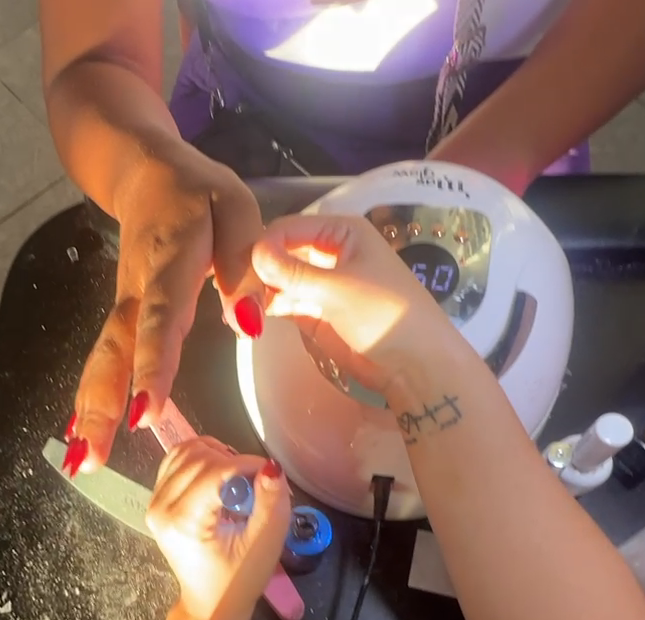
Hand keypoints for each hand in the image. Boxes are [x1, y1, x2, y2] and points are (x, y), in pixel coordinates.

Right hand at [65, 141, 266, 475]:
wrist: (143, 172)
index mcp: (169, 264)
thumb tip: (247, 324)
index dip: (152, 367)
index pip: (160, 321)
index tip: (145, 412)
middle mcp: (136, 291)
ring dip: (91, 411)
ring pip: (103, 360)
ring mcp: (122, 304)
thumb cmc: (198, 193)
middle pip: (115, 352)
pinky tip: (80, 433)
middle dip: (104, 406)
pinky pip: (104, 357)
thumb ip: (243, 263)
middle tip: (93, 457)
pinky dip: (89, 395)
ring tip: (82, 461)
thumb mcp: (236, 208)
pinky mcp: (120, 314)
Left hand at [146, 438, 290, 619]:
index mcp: (183, 522)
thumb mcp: (264, 545)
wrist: (209, 603)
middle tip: (255, 481)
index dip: (246, 464)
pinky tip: (220, 476)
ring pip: (184, 452)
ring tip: (238, 478)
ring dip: (216, 454)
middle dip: (233, 460)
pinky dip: (201, 458)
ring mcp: (154, 502)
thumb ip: (271, 504)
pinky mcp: (157, 499)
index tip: (269, 474)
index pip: (214, 471)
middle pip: (198, 457)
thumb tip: (271, 467)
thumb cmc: (238, 580)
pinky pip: (176, 461)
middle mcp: (161, 507)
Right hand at [249, 214, 471, 398]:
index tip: (242, 277)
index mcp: (340, 231)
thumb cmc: (385, 315)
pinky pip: (280, 303)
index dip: (262, 249)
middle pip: (277, 253)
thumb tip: (252, 252)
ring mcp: (318, 283)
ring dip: (254, 295)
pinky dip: (263, 311)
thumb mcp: (338, 289)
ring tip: (235, 318)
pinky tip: (246, 323)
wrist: (412, 366)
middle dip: (253, 274)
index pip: (287, 229)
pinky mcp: (312, 312)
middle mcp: (326, 251)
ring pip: (274, 280)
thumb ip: (293, 272)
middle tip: (232, 302)